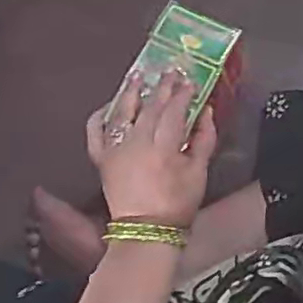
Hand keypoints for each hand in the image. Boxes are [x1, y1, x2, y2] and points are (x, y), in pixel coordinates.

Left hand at [86, 70, 216, 227]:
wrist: (146, 231)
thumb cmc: (178, 203)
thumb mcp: (199, 171)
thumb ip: (204, 138)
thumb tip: (206, 112)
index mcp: (164, 146)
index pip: (174, 110)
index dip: (183, 94)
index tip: (190, 81)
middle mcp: (137, 142)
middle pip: (150, 107)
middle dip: (162, 87)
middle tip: (169, 71)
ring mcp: (116, 149)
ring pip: (122, 112)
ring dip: (131, 92)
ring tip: (137, 76)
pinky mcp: (102, 159)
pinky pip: (96, 132)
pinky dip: (100, 116)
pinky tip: (109, 106)